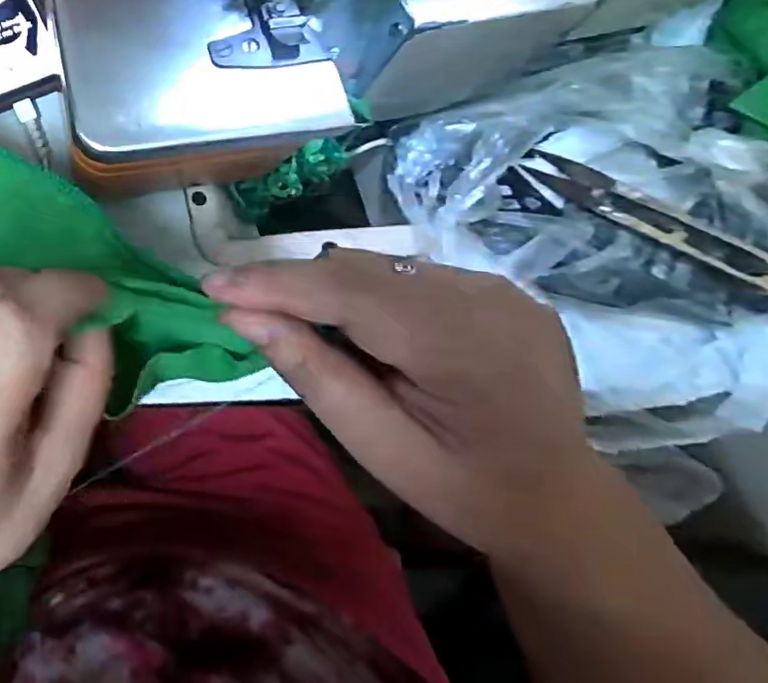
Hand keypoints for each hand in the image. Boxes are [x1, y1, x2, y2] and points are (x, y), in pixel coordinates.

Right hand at [204, 248, 602, 559]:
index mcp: (462, 348)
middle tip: (236, 303)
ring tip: (292, 315)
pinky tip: (356, 323)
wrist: (556, 502)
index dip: (272, 283)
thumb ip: (308, 369)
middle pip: (357, 271)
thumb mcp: (372, 441)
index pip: (345, 293)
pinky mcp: (495, 286)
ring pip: (376, 264)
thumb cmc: (457, 485)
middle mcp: (484, 299)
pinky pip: (403, 272)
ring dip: (323, 285)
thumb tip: (237, 314)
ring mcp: (496, 287)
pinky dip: (361, 288)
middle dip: (289, 283)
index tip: (210, 285)